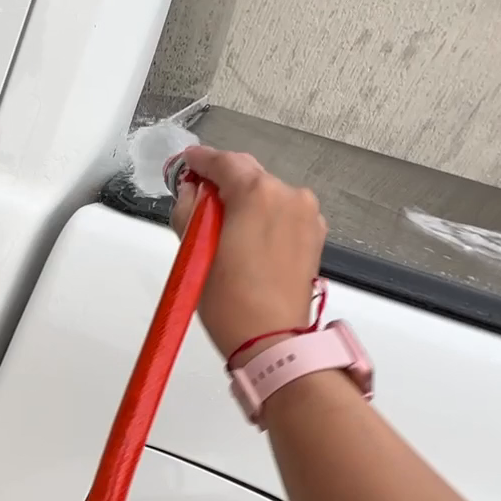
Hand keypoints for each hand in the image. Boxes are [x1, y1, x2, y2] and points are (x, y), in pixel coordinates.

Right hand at [168, 146, 326, 360]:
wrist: (271, 340)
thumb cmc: (233, 304)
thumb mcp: (194, 253)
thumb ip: (189, 212)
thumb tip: (190, 194)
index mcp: (258, 193)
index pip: (224, 162)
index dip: (200, 161)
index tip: (187, 163)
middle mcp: (289, 197)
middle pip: (248, 177)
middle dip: (222, 186)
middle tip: (196, 203)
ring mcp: (306, 217)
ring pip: (266, 197)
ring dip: (242, 206)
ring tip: (219, 235)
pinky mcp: (312, 237)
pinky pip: (281, 216)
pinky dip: (261, 222)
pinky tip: (243, 246)